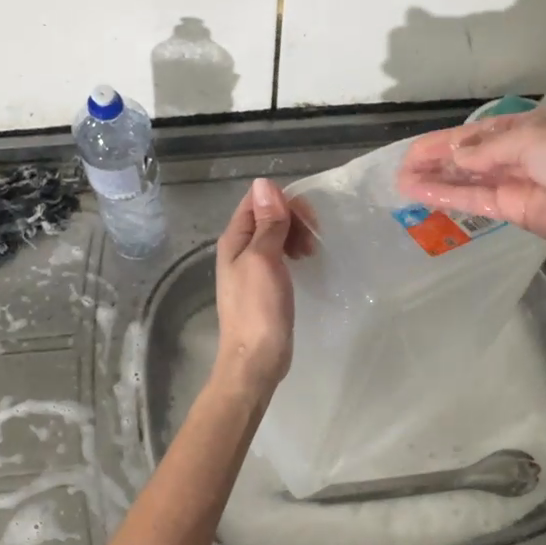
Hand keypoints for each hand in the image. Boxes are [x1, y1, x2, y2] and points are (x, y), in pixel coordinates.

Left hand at [213, 178, 297, 396]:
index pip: (257, 200)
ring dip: (295, 236)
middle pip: (267, 215)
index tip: (308, 220)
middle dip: (292, 219)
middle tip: (312, 241)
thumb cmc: (258, 309)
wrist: (255, 360)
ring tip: (310, 253)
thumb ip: (267, 223)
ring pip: (275, 235)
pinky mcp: (264, 285)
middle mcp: (239, 249)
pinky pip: (279, 255)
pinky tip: (304, 264)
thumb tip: (264, 183)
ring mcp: (251, 268)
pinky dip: (293, 253)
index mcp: (234, 239)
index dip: (283, 201)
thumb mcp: (264, 260)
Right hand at [396, 107, 545, 244]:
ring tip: (402, 184)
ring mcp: (514, 183)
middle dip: (434, 161)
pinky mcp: (513, 211)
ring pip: (467, 181)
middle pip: (467, 157)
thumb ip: (488, 147)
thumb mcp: (533, 136)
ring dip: (436, 182)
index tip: (412, 150)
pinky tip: (423, 195)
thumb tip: (455, 154)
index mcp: (528, 126)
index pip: (476, 132)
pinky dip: (449, 198)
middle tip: (400, 169)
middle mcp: (518, 153)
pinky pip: (475, 201)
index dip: (444, 141)